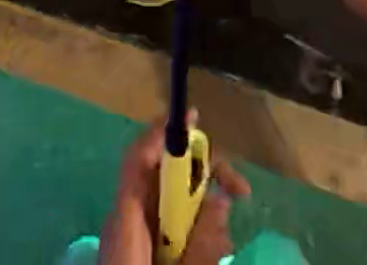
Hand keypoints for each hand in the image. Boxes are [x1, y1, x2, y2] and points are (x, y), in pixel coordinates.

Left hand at [98, 113, 250, 264]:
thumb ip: (201, 243)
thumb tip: (223, 195)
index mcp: (125, 220)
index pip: (137, 158)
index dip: (161, 131)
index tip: (193, 116)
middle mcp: (129, 220)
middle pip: (164, 175)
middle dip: (204, 175)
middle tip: (240, 189)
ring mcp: (136, 237)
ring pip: (174, 201)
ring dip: (206, 210)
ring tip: (225, 239)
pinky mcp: (146, 252)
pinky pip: (173, 227)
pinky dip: (197, 232)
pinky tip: (211, 254)